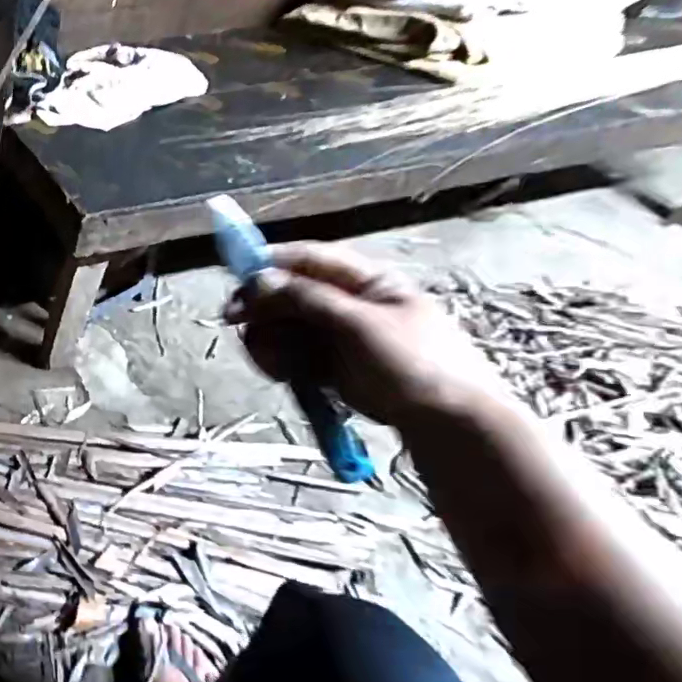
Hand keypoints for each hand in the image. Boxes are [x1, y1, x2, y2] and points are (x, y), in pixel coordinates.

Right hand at [225, 242, 508, 425]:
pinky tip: (283, 374)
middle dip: (259, 307)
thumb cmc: (415, 362)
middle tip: (233, 320)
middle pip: (285, 292)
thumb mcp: (360, 324)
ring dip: (267, 340)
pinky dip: (278, 361)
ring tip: (274, 362)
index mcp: (363, 280)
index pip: (307, 259)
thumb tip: (259, 278)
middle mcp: (344, 302)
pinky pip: (288, 353)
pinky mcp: (326, 363)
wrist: (447, 421)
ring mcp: (333, 334)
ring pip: (280, 325)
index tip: (237, 277)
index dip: (269, 263)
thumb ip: (307, 298)